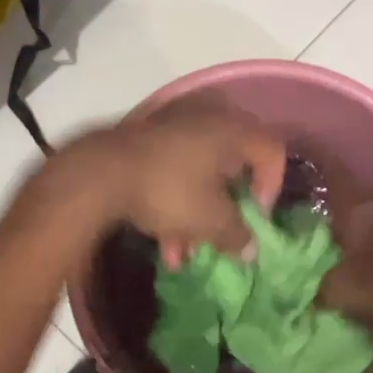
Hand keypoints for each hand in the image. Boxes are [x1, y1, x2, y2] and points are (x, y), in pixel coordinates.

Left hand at [27, 98, 286, 263]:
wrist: (100, 175)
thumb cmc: (170, 191)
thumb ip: (238, 236)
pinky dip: (173, 205)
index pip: (272, 151)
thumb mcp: (211, 221)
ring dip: (195, 219)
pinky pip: (173, 173)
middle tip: (219, 239)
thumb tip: (251, 249)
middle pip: (232, 169)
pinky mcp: (145, 141)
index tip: (255, 217)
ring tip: (180, 253)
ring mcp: (173, 127)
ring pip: (199, 176)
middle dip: (224, 213)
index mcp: (233, 129)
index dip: (272, 188)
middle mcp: (208, 119)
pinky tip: (161, 243)